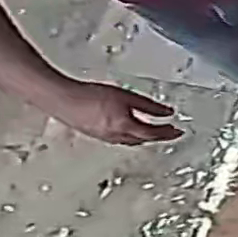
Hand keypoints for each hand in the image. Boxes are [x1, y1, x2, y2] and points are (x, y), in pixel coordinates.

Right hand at [43, 80, 182, 144]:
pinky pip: (116, 140)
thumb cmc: (89, 95)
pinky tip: (129, 133)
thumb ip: (151, 107)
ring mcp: (101, 136)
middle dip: (158, 137)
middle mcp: (113, 135)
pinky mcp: (91, 133)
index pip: (153, 134)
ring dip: (144, 139)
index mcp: (124, 126)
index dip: (169, 133)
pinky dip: (129, 138)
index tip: (179, 132)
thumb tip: (168, 113)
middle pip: (142, 139)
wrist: (59, 96)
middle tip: (170, 133)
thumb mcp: (129, 97)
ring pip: (129, 141)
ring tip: (154, 134)